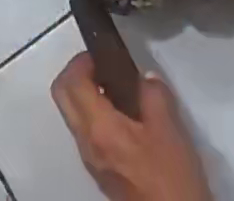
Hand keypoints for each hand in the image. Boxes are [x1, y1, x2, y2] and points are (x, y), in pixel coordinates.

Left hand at [51, 54, 211, 200]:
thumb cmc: (171, 179)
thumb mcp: (170, 132)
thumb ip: (154, 96)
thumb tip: (146, 77)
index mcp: (97, 126)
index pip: (71, 82)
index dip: (80, 61)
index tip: (99, 54)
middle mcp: (85, 141)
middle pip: (62, 94)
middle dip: (75, 75)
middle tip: (101, 68)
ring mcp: (90, 159)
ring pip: (72, 114)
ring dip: (84, 95)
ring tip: (115, 91)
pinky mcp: (100, 173)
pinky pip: (85, 132)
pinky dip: (93, 116)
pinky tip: (123, 119)